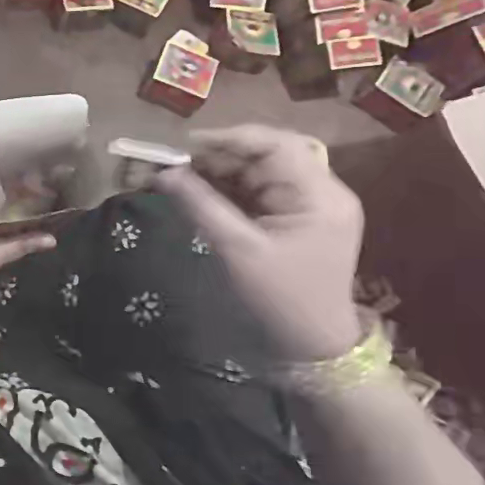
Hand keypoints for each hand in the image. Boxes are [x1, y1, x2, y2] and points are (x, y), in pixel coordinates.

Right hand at [153, 125, 363, 360]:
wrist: (313, 345)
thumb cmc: (280, 299)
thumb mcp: (238, 250)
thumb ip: (201, 206)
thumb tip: (163, 174)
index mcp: (320, 194)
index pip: (277, 145)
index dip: (230, 138)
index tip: (187, 146)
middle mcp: (321, 190)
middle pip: (268, 154)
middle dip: (221, 155)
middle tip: (178, 164)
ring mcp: (310, 204)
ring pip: (261, 171)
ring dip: (222, 171)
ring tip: (182, 176)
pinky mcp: (296, 217)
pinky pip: (260, 190)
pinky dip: (230, 188)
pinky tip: (202, 191)